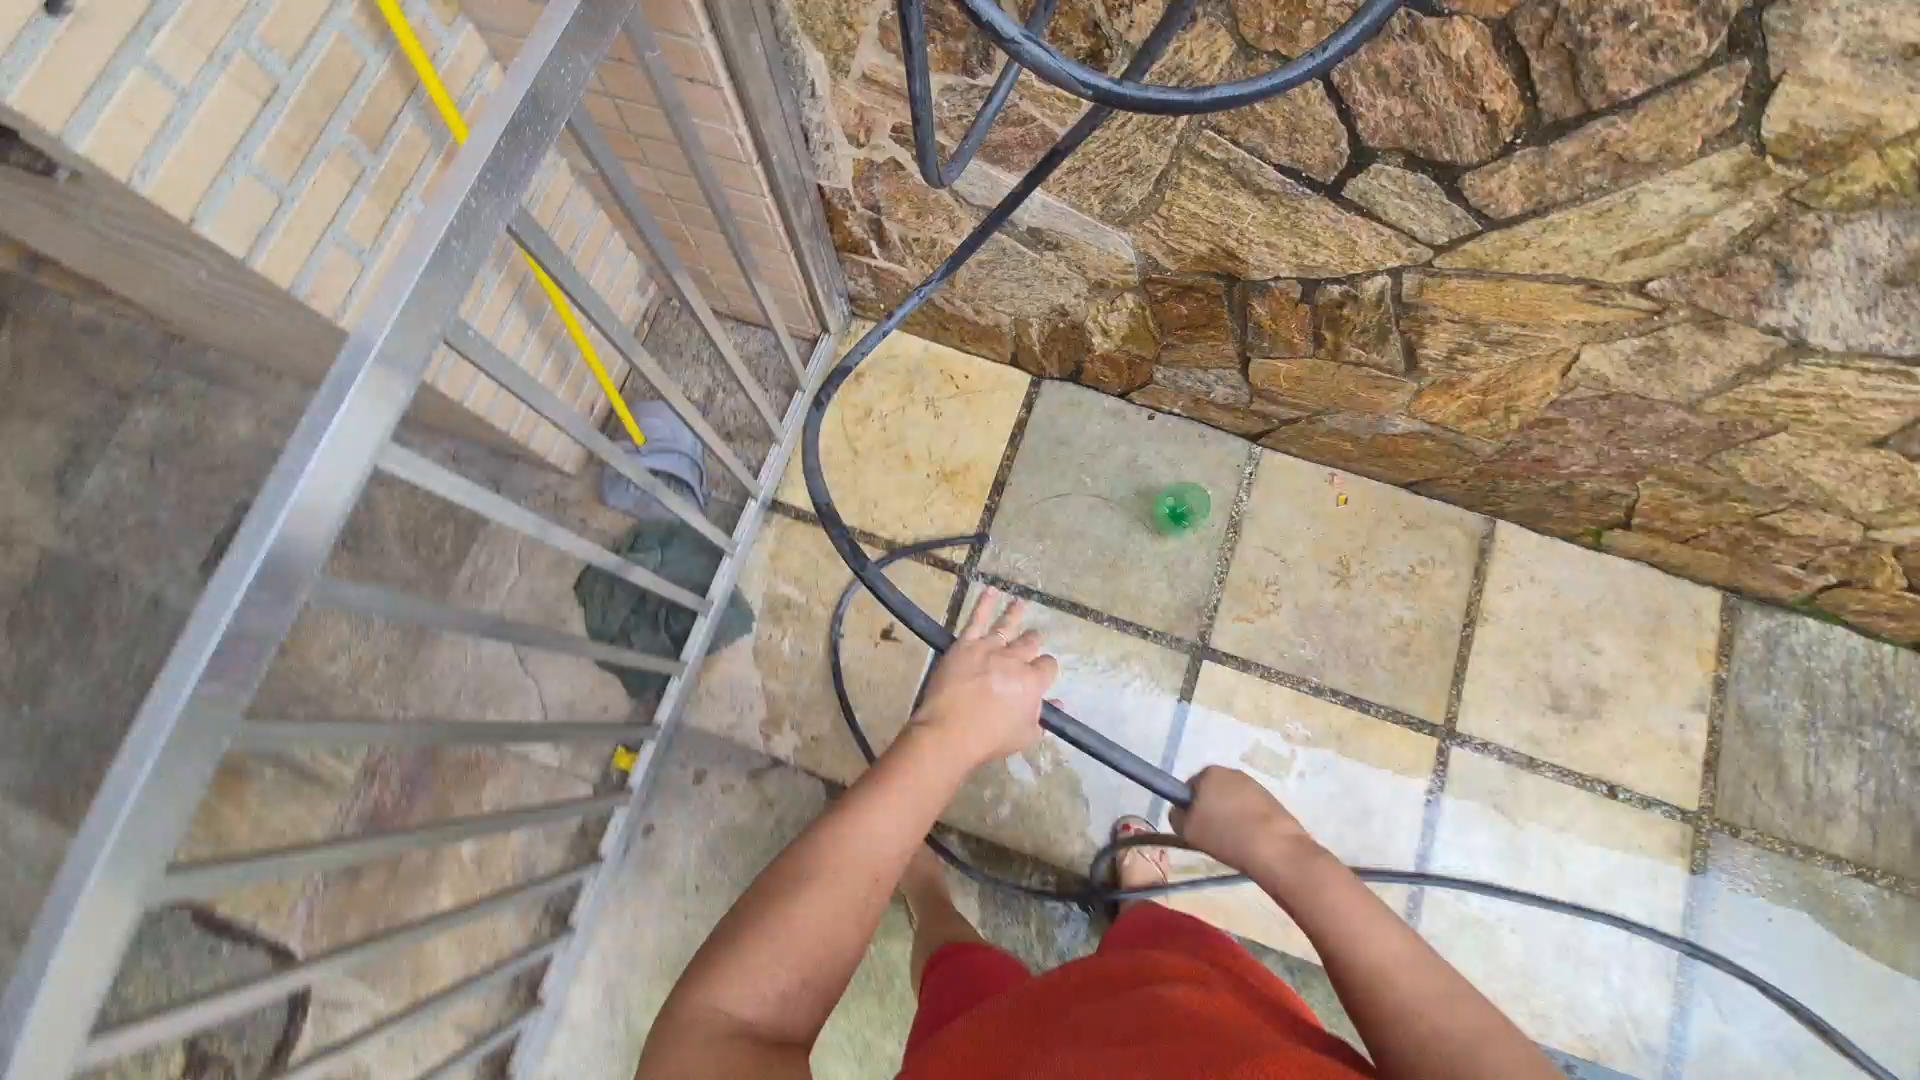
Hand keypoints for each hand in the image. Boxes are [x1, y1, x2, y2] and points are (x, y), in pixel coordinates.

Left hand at [908, 588, 1058, 768]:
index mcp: (1032, 682)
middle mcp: (1014, 660)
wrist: (949, 732)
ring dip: (1015, 613)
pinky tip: (990, 591)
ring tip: (1021, 602)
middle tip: (1033, 639)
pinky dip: (984, 603)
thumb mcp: (1026, 735)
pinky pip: (976, 619)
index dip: (1046, 669)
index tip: (1040, 673)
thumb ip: (1043, 717)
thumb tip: (1060, 703)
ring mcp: (989, 649)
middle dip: (1033, 641)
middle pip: (1030, 643)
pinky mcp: (965, 645)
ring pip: (1007, 626)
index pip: (1048, 666)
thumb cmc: (989, 739)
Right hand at [1170, 767, 1318, 873]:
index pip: (1189, 788)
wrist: (1275, 849)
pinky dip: (1247, 821)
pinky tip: (1250, 839)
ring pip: (1231, 801)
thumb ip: (1176, 816)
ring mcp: (1254, 784)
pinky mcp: (1272, 799)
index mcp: (1209, 772)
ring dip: (1229, 815)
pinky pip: (1249, 809)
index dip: (1190, 809)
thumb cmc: (1224, 835)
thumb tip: (1181, 812)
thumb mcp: (1186, 830)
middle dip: (1210, 809)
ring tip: (1233, 840)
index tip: (1196, 827)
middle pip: (1212, 792)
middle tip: (1212, 835)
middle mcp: (1231, 771)